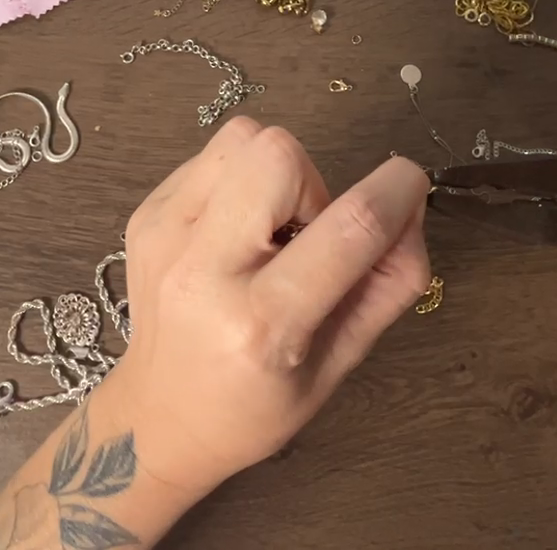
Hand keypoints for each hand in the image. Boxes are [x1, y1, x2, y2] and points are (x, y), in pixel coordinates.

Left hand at [93, 116, 431, 497]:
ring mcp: (164, 232)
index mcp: (263, 324)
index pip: (349, 227)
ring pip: (243, 137)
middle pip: (278, 152)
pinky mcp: (145, 211)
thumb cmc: (258, 403)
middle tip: (307, 233)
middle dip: (314, 181)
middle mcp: (202, 268)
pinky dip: (240, 179)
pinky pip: (214, 154)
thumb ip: (391, 281)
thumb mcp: (342, 361)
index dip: (396, 189)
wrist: (157, 418)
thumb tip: (411, 202)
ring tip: (267, 229)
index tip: (410, 182)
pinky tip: (233, 230)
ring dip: (275, 173)